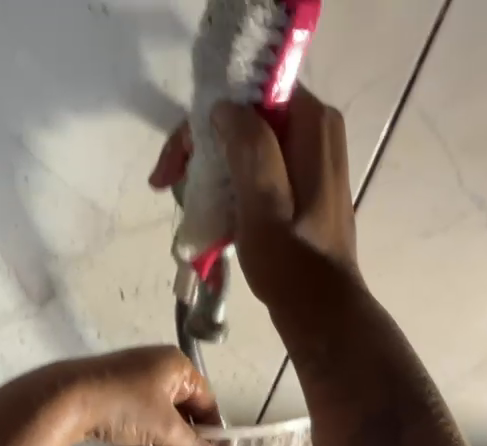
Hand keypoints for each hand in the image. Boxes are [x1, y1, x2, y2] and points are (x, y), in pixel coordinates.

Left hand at [39, 346, 224, 445]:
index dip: (211, 429)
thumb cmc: (124, 406)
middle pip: (185, 403)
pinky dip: (148, 428)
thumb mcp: (164, 428)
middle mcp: (158, 363)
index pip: (206, 399)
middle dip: (189, 433)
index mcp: (177, 364)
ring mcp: (133, 374)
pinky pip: (141, 410)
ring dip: (168, 434)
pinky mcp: (114, 388)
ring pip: (162, 409)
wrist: (67, 399)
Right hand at [149, 86, 359, 325]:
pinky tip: (209, 209)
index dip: (208, 117)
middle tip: (167, 182)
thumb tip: (225, 109)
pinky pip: (257, 168)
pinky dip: (230, 182)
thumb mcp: (266, 206)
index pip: (250, 91)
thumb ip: (250, 149)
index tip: (178, 160)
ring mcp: (310, 160)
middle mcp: (316, 131)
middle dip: (203, 144)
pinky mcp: (302, 186)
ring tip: (182, 199)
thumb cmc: (292, 265)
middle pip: (246, 116)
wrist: (320, 312)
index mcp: (311, 124)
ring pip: (247, 142)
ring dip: (211, 165)